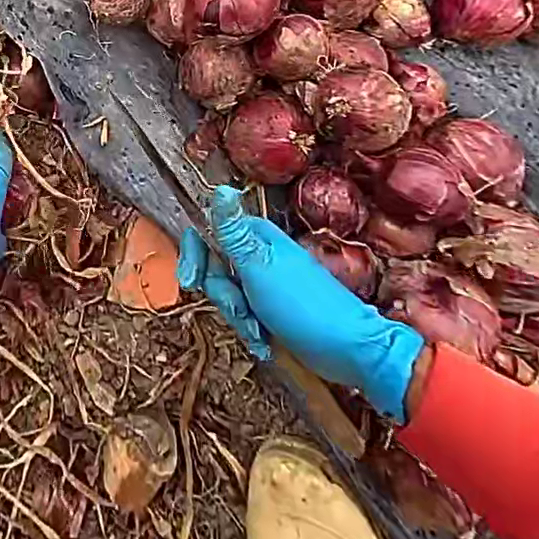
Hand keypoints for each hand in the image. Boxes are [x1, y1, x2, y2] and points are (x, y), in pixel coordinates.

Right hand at [176, 186, 425, 420]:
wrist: (348, 349)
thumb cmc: (304, 305)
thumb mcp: (259, 267)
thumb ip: (233, 231)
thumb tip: (219, 189)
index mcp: (255, 236)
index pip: (207, 233)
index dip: (194, 255)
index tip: (189, 282)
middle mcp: (258, 255)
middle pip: (214, 268)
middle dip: (223, 295)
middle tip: (243, 309)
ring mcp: (265, 283)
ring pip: (227, 295)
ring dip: (238, 317)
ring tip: (259, 330)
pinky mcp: (270, 309)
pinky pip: (243, 315)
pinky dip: (250, 330)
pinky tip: (265, 342)